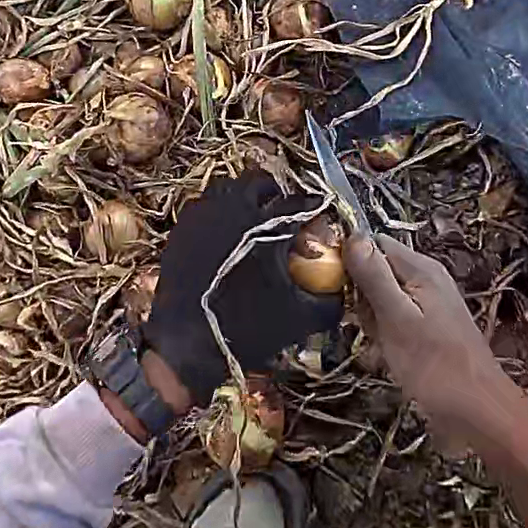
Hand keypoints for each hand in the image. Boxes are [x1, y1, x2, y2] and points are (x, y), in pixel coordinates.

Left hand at [143, 172, 344, 404]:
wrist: (188, 344)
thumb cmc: (246, 329)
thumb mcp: (301, 320)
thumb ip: (329, 301)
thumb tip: (342, 290)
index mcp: (268, 228)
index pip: (300, 202)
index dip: (312, 207)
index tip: (316, 215)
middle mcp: (236, 211)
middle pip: (259, 183)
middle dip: (274, 193)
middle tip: (281, 210)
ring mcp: (206, 216)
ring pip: (229, 187)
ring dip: (244, 196)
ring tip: (251, 214)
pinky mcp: (184, 227)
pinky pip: (205, 205)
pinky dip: (219, 210)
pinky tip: (224, 231)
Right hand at [345, 233, 527, 454]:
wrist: (480, 414)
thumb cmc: (435, 366)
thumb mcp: (396, 318)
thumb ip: (374, 276)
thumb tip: (352, 235)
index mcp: (421, 269)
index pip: (374, 244)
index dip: (352, 261)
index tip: (340, 289)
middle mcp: (427, 278)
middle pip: (378, 270)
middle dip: (362, 296)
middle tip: (367, 326)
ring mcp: (430, 303)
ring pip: (384, 297)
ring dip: (372, 320)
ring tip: (379, 345)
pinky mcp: (430, 326)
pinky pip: (396, 318)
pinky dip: (386, 334)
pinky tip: (387, 356)